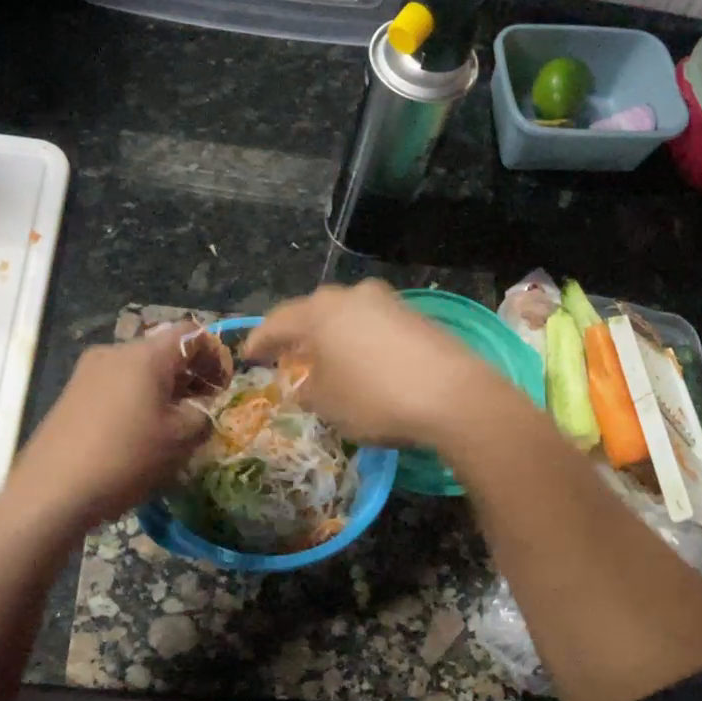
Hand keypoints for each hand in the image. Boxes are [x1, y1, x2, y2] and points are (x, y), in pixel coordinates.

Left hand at [7, 325, 208, 528]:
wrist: (52, 492)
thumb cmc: (126, 459)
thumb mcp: (179, 441)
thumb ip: (202, 417)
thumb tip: (201, 411)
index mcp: (144, 355)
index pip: (190, 334)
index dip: (214, 355)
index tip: (223, 387)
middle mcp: (113, 353)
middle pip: (162, 351)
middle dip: (188, 375)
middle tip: (205, 406)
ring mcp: (87, 374)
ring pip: (137, 371)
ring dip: (162, 390)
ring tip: (174, 425)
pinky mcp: (71, 397)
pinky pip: (116, 388)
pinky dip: (137, 402)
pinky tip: (140, 435)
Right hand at [243, 280, 506, 447]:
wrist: (454, 396)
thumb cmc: (374, 399)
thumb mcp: (327, 404)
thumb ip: (307, 390)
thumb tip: (305, 385)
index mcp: (320, 311)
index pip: (277, 322)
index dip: (259, 341)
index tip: (247, 356)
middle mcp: (352, 296)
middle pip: (314, 313)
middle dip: (298, 336)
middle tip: (286, 357)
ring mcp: (389, 302)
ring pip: (347, 318)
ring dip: (332, 338)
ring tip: (325, 362)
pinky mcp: (417, 317)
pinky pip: (374, 327)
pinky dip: (360, 343)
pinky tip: (362, 365)